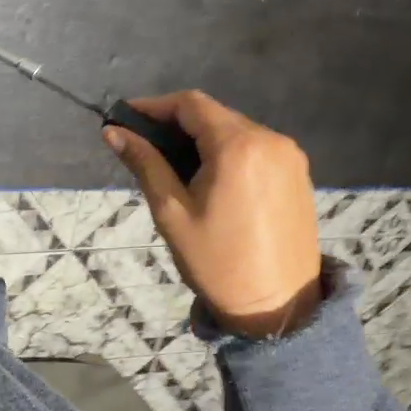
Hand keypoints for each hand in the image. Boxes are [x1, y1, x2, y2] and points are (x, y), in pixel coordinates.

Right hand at [104, 91, 321, 336]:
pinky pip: (254, 147)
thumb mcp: (171, 212)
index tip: (124, 120)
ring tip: (170, 166)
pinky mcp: (297, 173)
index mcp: (238, 147)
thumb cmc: (217, 261)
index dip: (154, 106)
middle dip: (174, 124)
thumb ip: (144, 164)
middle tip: (142, 146)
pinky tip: (206, 178)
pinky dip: (225, 151)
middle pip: (213, 114)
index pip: (191, 104)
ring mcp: (289, 156)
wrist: (279, 306)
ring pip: (234, 130)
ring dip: (200, 138)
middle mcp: (270, 140)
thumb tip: (113, 132)